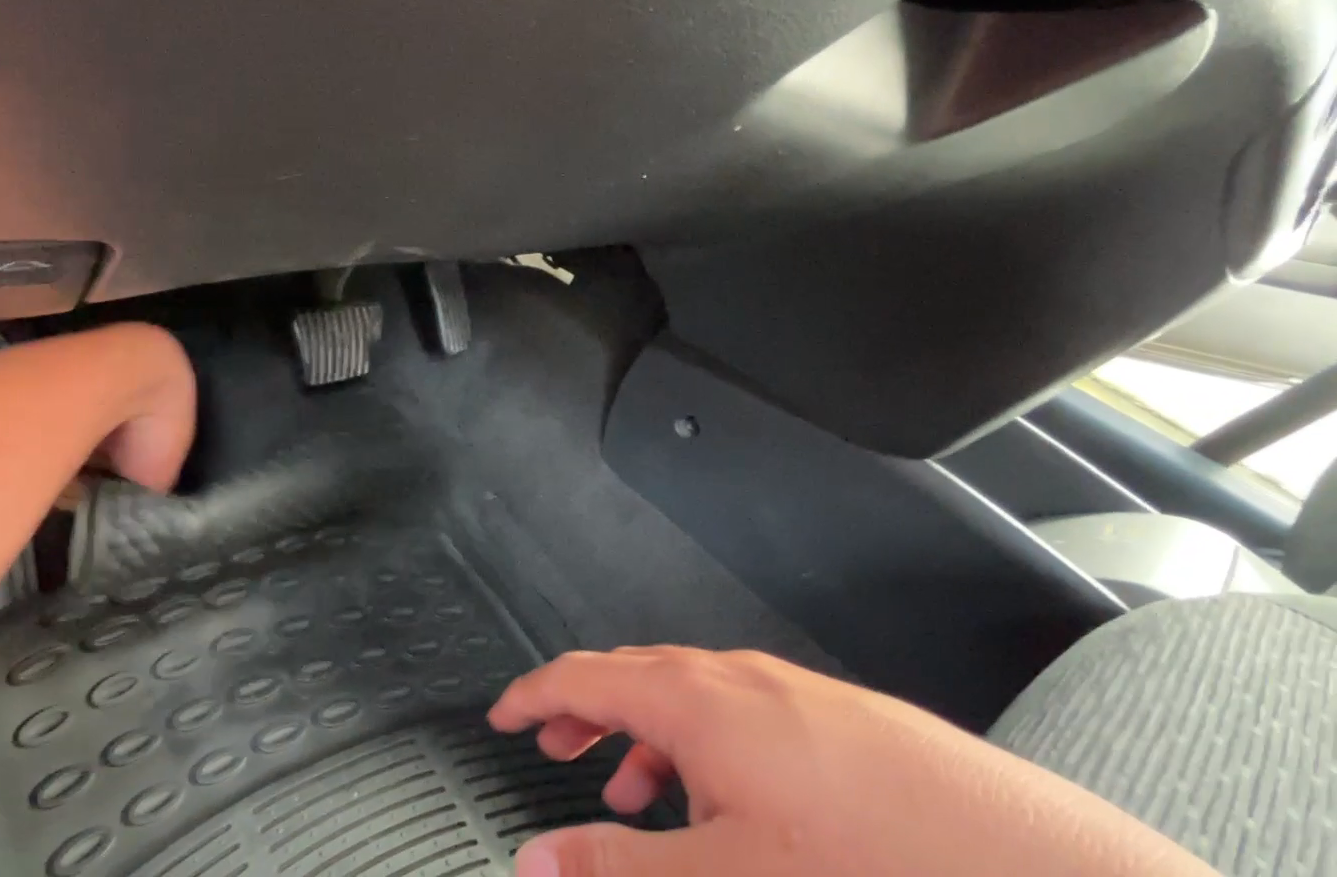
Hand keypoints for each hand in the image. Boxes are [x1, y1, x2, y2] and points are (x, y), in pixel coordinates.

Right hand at [488, 646, 1215, 876]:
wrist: (1026, 861)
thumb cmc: (873, 857)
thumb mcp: (722, 873)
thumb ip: (616, 865)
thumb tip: (539, 863)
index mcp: (695, 700)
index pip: (583, 675)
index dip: (532, 693)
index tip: (503, 713)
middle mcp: (735, 678)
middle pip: (629, 672)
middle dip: (580, 706)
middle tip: (549, 739)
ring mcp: (785, 690)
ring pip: (683, 692)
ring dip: (638, 728)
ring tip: (626, 783)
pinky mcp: (828, 713)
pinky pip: (732, 709)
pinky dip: (695, 740)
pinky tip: (717, 793)